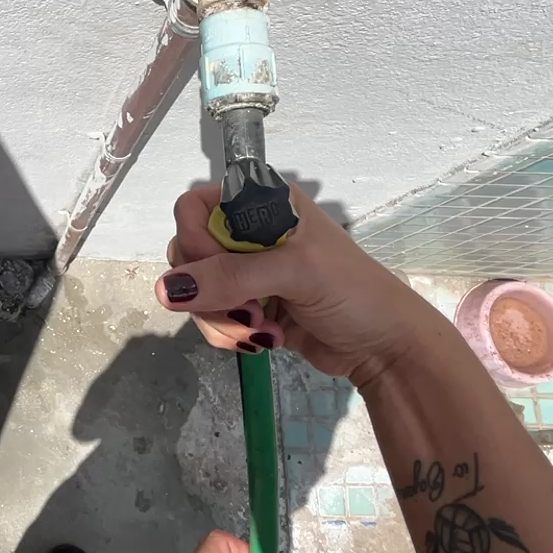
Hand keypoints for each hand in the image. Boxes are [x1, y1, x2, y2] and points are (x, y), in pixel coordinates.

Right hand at [158, 183, 436, 384]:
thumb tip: (165, 290)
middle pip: (188, 253)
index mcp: (263, 203)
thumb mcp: (294, 274)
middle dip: (207, 290)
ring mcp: (247, 271)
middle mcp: (249, 231)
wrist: (387, 349)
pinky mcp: (248, 305)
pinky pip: (211, 316)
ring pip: (195, 290)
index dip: (195, 242)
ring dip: (219, 319)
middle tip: (243, 309)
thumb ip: (230, 277)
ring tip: (258, 331)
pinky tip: (264, 340)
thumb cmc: (352, 293)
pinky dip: (228, 333)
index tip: (217, 273)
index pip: (194, 208)